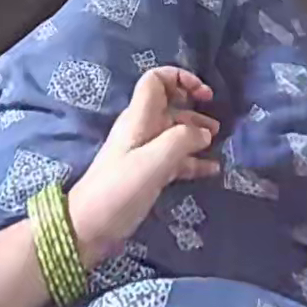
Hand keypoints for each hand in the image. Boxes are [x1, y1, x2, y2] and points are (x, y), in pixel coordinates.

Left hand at [67, 67, 219, 265]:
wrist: (88, 228)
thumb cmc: (119, 189)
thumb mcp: (154, 162)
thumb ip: (182, 140)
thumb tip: (204, 133)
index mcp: (139, 117)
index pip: (156, 80)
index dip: (180, 78)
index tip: (203, 94)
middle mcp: (142, 128)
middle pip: (170, 104)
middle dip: (194, 107)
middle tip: (216, 123)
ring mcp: (144, 151)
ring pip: (175, 131)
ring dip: (197, 133)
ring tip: (218, 143)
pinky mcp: (147, 172)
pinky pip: (175, 157)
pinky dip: (193, 159)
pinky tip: (211, 169)